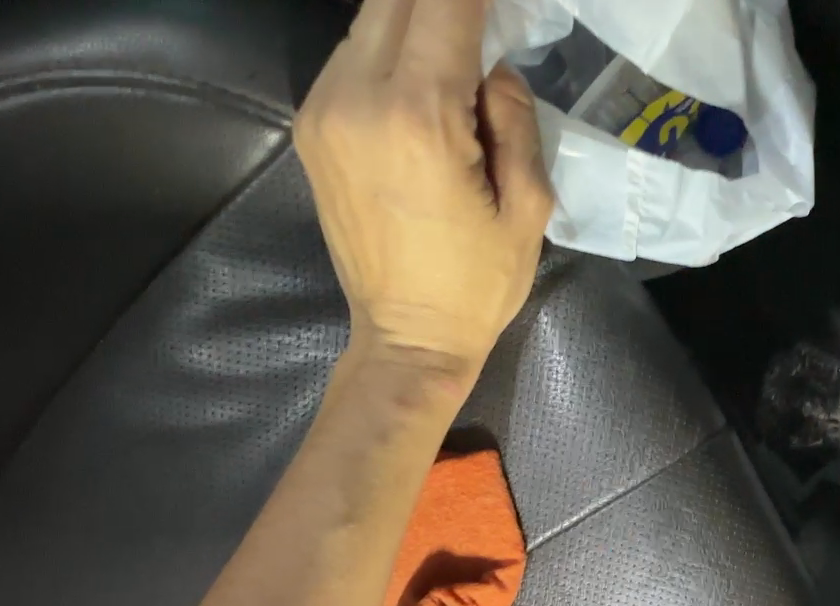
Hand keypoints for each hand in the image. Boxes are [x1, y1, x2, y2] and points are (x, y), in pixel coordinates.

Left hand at [296, 0, 553, 397]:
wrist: (407, 338)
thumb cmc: (477, 286)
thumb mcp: (528, 209)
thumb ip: (516, 119)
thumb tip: (493, 68)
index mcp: (420, 116)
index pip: (446, 2)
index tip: (504, 9)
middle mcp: (357, 96)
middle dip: (447, 2)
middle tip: (484, 28)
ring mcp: (323, 110)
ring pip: (370, 21)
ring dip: (417, 24)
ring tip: (457, 70)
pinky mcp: (311, 129)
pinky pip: (350, 59)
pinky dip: (389, 55)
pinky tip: (421, 97)